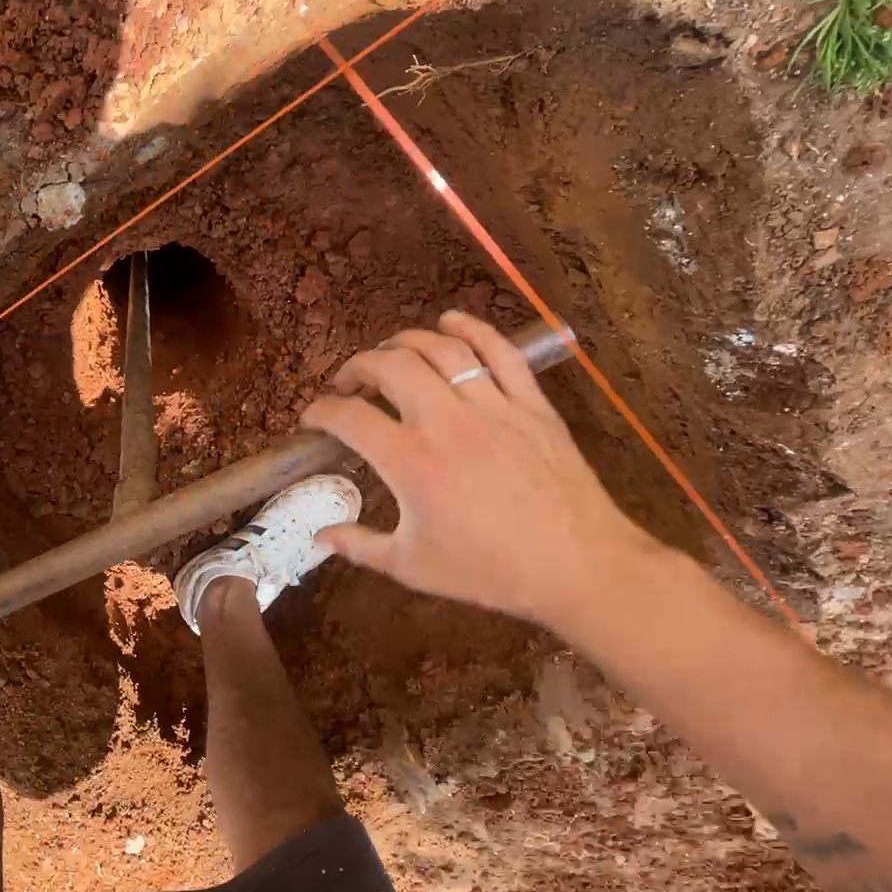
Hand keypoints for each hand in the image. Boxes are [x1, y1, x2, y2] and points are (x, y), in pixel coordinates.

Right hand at [300, 311, 666, 628]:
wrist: (579, 567)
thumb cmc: (489, 570)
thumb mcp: (411, 566)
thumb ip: (359, 546)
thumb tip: (319, 537)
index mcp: (411, 461)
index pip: (349, 417)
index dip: (320, 411)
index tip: (311, 417)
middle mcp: (447, 422)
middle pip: (391, 367)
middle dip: (358, 366)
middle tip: (347, 383)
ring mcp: (494, 407)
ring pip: (442, 350)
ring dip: (405, 342)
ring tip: (388, 352)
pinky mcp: (531, 405)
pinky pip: (500, 352)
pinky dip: (472, 329)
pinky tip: (450, 321)